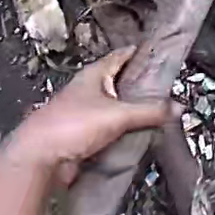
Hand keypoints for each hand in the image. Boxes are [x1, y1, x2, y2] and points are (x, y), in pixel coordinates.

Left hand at [1, 47, 169, 186]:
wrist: (38, 160)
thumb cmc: (71, 126)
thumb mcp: (118, 115)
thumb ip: (150, 111)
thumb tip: (177, 107)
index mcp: (94, 75)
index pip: (122, 56)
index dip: (140, 54)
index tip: (158, 56)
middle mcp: (88, 91)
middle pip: (120, 83)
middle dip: (140, 87)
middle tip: (164, 91)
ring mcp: (83, 114)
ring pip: (115, 108)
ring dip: (131, 113)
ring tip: (156, 116)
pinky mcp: (81, 137)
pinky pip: (109, 131)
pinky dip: (122, 133)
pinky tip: (136, 138)